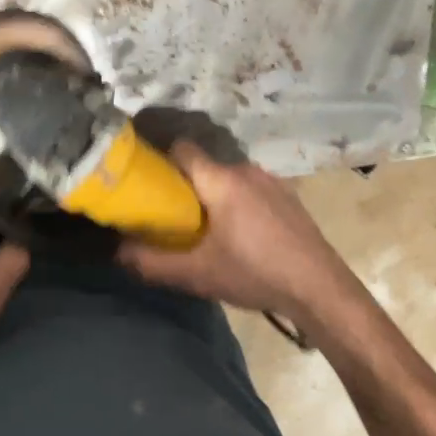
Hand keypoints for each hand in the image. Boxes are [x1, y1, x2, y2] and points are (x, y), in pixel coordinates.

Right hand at [120, 141, 356, 324]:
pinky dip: (238, 202)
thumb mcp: (197, 273)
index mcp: (221, 180)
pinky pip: (251, 189)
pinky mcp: (288, 195)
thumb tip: (116, 252)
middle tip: (171, 216)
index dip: (160, 160)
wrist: (319, 287)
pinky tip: (240, 234)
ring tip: (205, 228)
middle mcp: (245, 169)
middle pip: (204, 166)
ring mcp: (271, 180)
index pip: (181, 148)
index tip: (147, 183)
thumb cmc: (254, 274)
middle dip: (185, 186)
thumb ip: (152, 262)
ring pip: (229, 178)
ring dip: (214, 196)